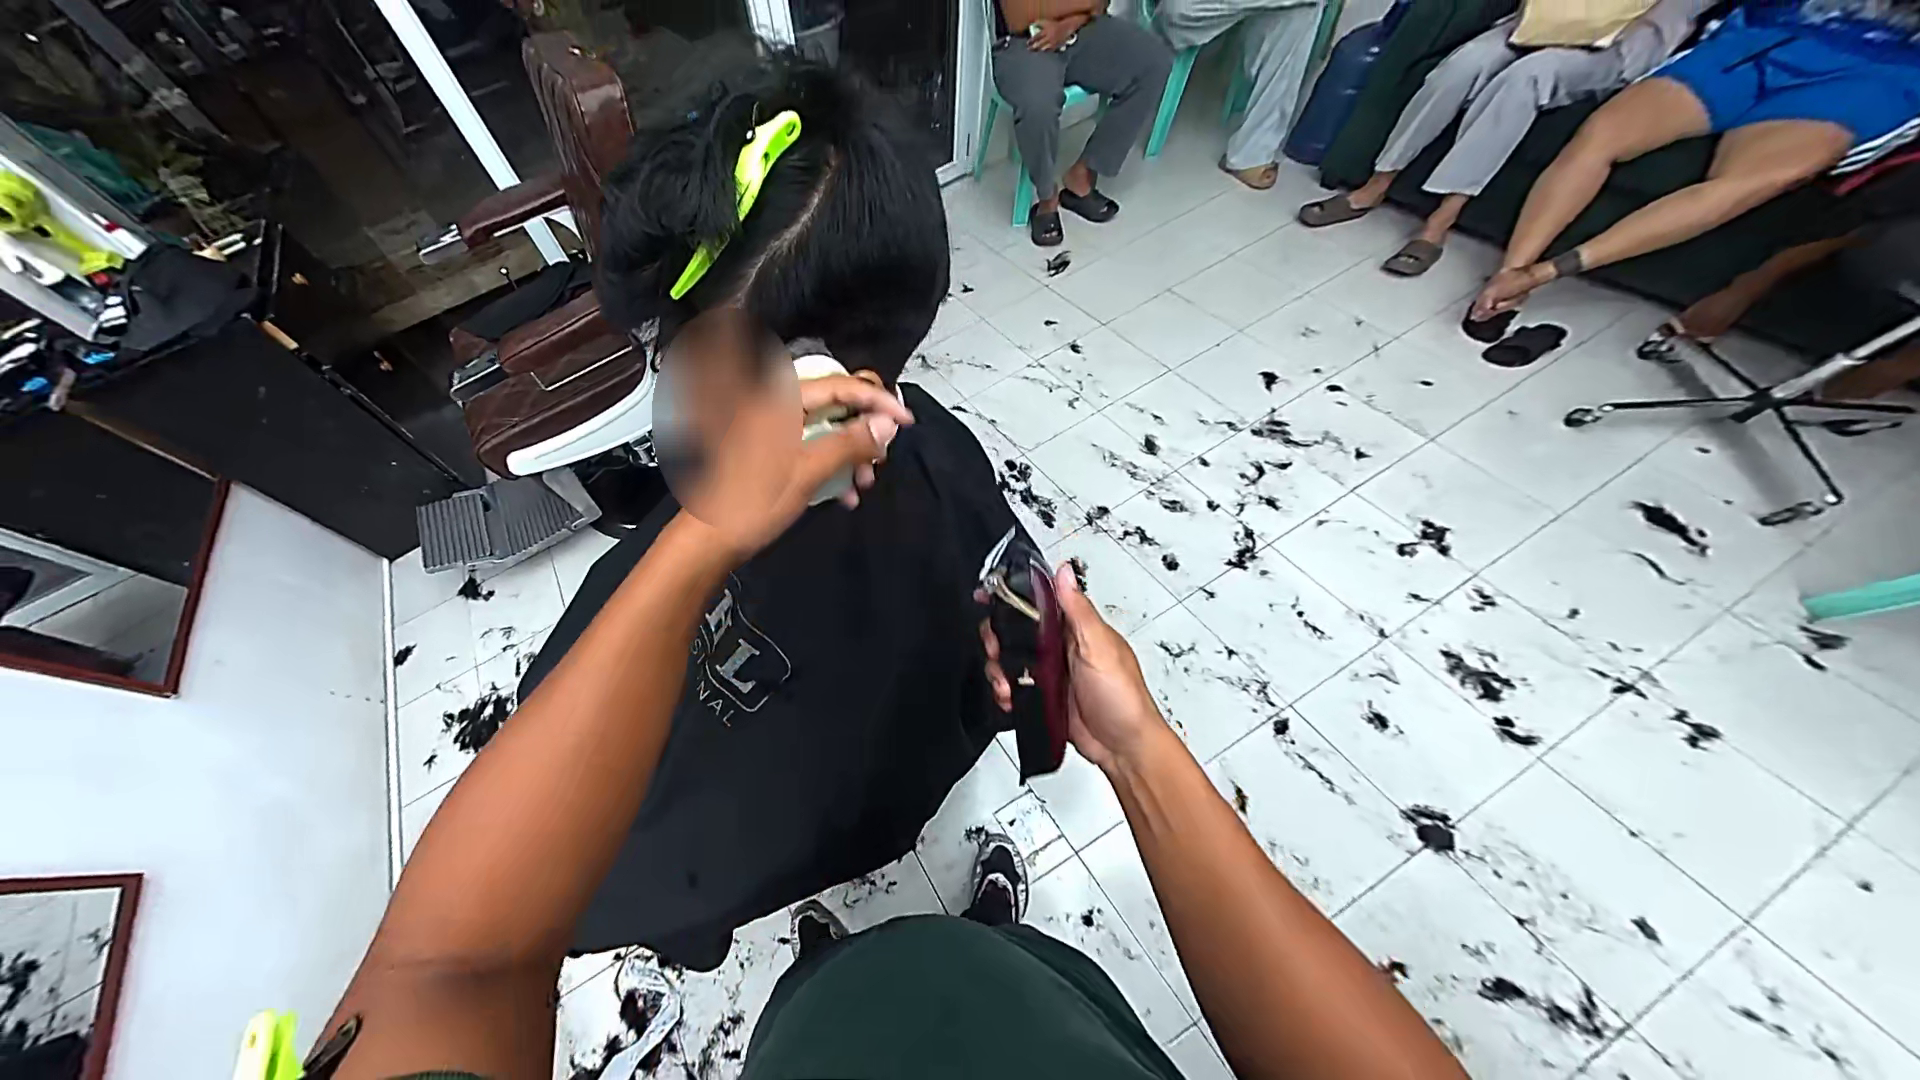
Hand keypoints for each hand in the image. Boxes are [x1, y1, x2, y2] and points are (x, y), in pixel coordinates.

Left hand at [683, 368, 912, 562]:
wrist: (709, 541)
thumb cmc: (748, 504)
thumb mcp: (807, 472)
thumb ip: (849, 443)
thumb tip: (886, 424)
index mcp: (778, 400)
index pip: (840, 386)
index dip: (878, 400)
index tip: (904, 420)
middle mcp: (775, 407)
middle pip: (835, 403)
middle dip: (864, 429)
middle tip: (881, 454)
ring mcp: (773, 430)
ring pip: (828, 428)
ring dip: (852, 452)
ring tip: (863, 480)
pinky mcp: (773, 452)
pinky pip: (814, 447)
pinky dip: (833, 465)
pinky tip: (845, 491)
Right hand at [977, 564, 1167, 771]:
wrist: (1123, 748)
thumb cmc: (1124, 698)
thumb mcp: (1099, 647)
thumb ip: (1078, 609)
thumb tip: (1065, 571)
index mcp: (1076, 628)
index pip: (1039, 602)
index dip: (1012, 599)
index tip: (989, 598)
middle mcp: (1062, 647)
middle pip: (1017, 631)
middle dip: (999, 638)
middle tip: (996, 649)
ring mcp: (1052, 672)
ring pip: (1011, 660)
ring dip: (1000, 669)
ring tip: (1005, 682)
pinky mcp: (1044, 695)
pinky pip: (1014, 686)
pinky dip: (1005, 690)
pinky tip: (1008, 697)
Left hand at [1029, 16, 1075, 49]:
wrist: (1066, 28)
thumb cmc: (1054, 25)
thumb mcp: (1047, 22)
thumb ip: (1039, 23)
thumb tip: (1032, 25)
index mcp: (1046, 31)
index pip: (1037, 36)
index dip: (1032, 40)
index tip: (1027, 43)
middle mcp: (1049, 37)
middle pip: (1040, 44)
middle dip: (1034, 48)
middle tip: (1029, 50)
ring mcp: (1052, 43)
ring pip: (1044, 49)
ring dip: (1039, 51)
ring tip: (1034, 53)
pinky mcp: (1055, 47)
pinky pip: (1049, 51)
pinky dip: (1044, 52)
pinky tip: (1041, 55)